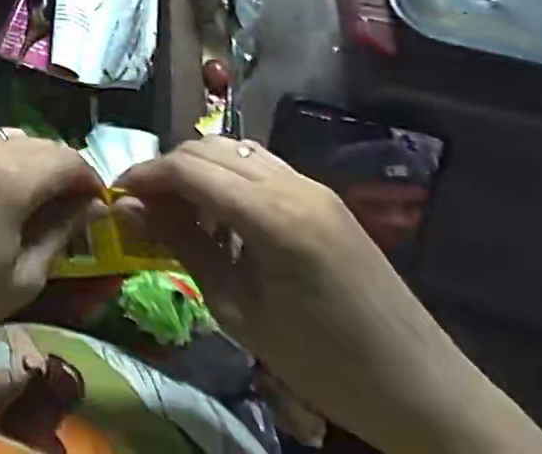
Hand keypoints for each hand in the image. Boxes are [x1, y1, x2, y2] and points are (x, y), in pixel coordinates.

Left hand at [0, 130, 104, 350]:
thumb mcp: (23, 275)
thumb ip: (62, 232)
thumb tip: (92, 206)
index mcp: (11, 176)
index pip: (69, 160)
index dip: (92, 181)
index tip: (99, 210)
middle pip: (43, 144)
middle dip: (65, 170)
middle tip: (73, 208)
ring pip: (13, 139)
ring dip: (35, 161)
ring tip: (39, 200)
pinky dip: (6, 158)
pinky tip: (2, 192)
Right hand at [113, 138, 541, 453]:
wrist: (425, 393)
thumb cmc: (321, 361)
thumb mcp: (237, 308)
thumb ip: (181, 245)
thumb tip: (128, 207)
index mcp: (271, 216)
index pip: (186, 168)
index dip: (143, 175)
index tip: (117, 196)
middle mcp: (292, 186)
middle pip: (205, 149)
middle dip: (166, 169)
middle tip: (145, 206)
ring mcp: (313, 188)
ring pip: (233, 150)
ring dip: (197, 168)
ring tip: (181, 210)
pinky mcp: (326, 198)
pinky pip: (261, 167)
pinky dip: (228, 176)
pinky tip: (224, 215)